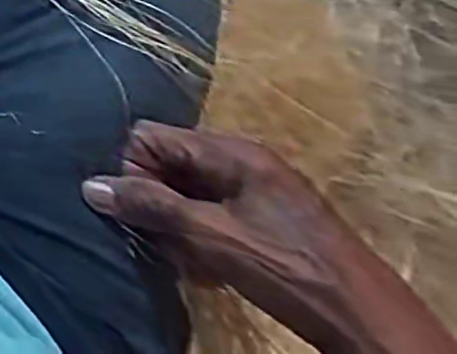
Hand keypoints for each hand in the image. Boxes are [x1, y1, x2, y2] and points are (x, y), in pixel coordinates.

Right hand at [84, 121, 455, 353]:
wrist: (382, 336)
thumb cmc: (292, 272)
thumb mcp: (211, 236)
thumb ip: (148, 205)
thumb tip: (89, 186)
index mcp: (232, 153)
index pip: (147, 137)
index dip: (132, 168)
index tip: (141, 208)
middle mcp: (243, 162)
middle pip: (166, 163)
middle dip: (154, 200)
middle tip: (160, 237)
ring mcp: (260, 193)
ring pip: (185, 192)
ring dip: (175, 223)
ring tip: (184, 257)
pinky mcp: (269, 222)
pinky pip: (210, 213)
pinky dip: (198, 235)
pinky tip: (204, 265)